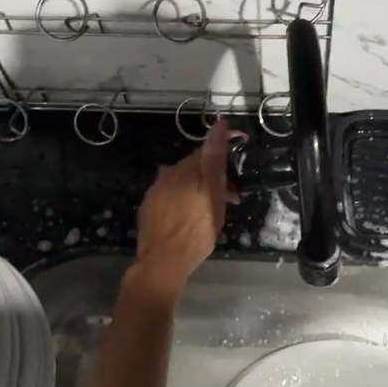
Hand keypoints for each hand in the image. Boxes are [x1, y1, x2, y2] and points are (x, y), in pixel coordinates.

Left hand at [132, 120, 238, 288]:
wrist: (163, 261)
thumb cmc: (196, 229)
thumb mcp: (213, 193)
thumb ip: (215, 159)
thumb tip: (219, 124)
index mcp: (184, 169)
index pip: (206, 152)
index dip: (223, 158)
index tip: (238, 172)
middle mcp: (166, 175)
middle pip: (193, 168)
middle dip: (213, 178)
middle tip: (231, 198)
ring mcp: (155, 193)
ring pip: (182, 183)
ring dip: (198, 190)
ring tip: (211, 210)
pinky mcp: (149, 209)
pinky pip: (171, 197)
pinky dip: (184, 201)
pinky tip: (189, 217)